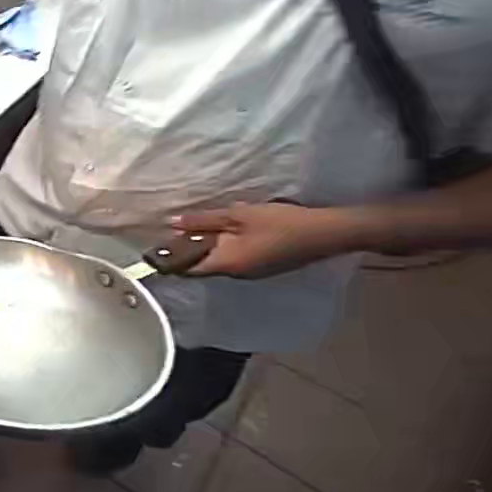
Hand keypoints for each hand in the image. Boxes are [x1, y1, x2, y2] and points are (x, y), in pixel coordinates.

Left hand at [171, 201, 363, 277]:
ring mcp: (253, 273)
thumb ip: (203, 221)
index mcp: (225, 265)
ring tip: (212, 224)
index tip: (161, 246)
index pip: (187, 270)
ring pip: (220, 261)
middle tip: (188, 228)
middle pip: (203, 265)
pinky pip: (237, 258)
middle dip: (192, 248)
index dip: (171, 260)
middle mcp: (236, 275)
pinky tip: (236, 229)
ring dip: (212, 245)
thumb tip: (172, 224)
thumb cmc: (281, 223)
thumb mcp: (237, 216)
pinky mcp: (265, 268)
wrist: (330, 232)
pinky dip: (229, 246)